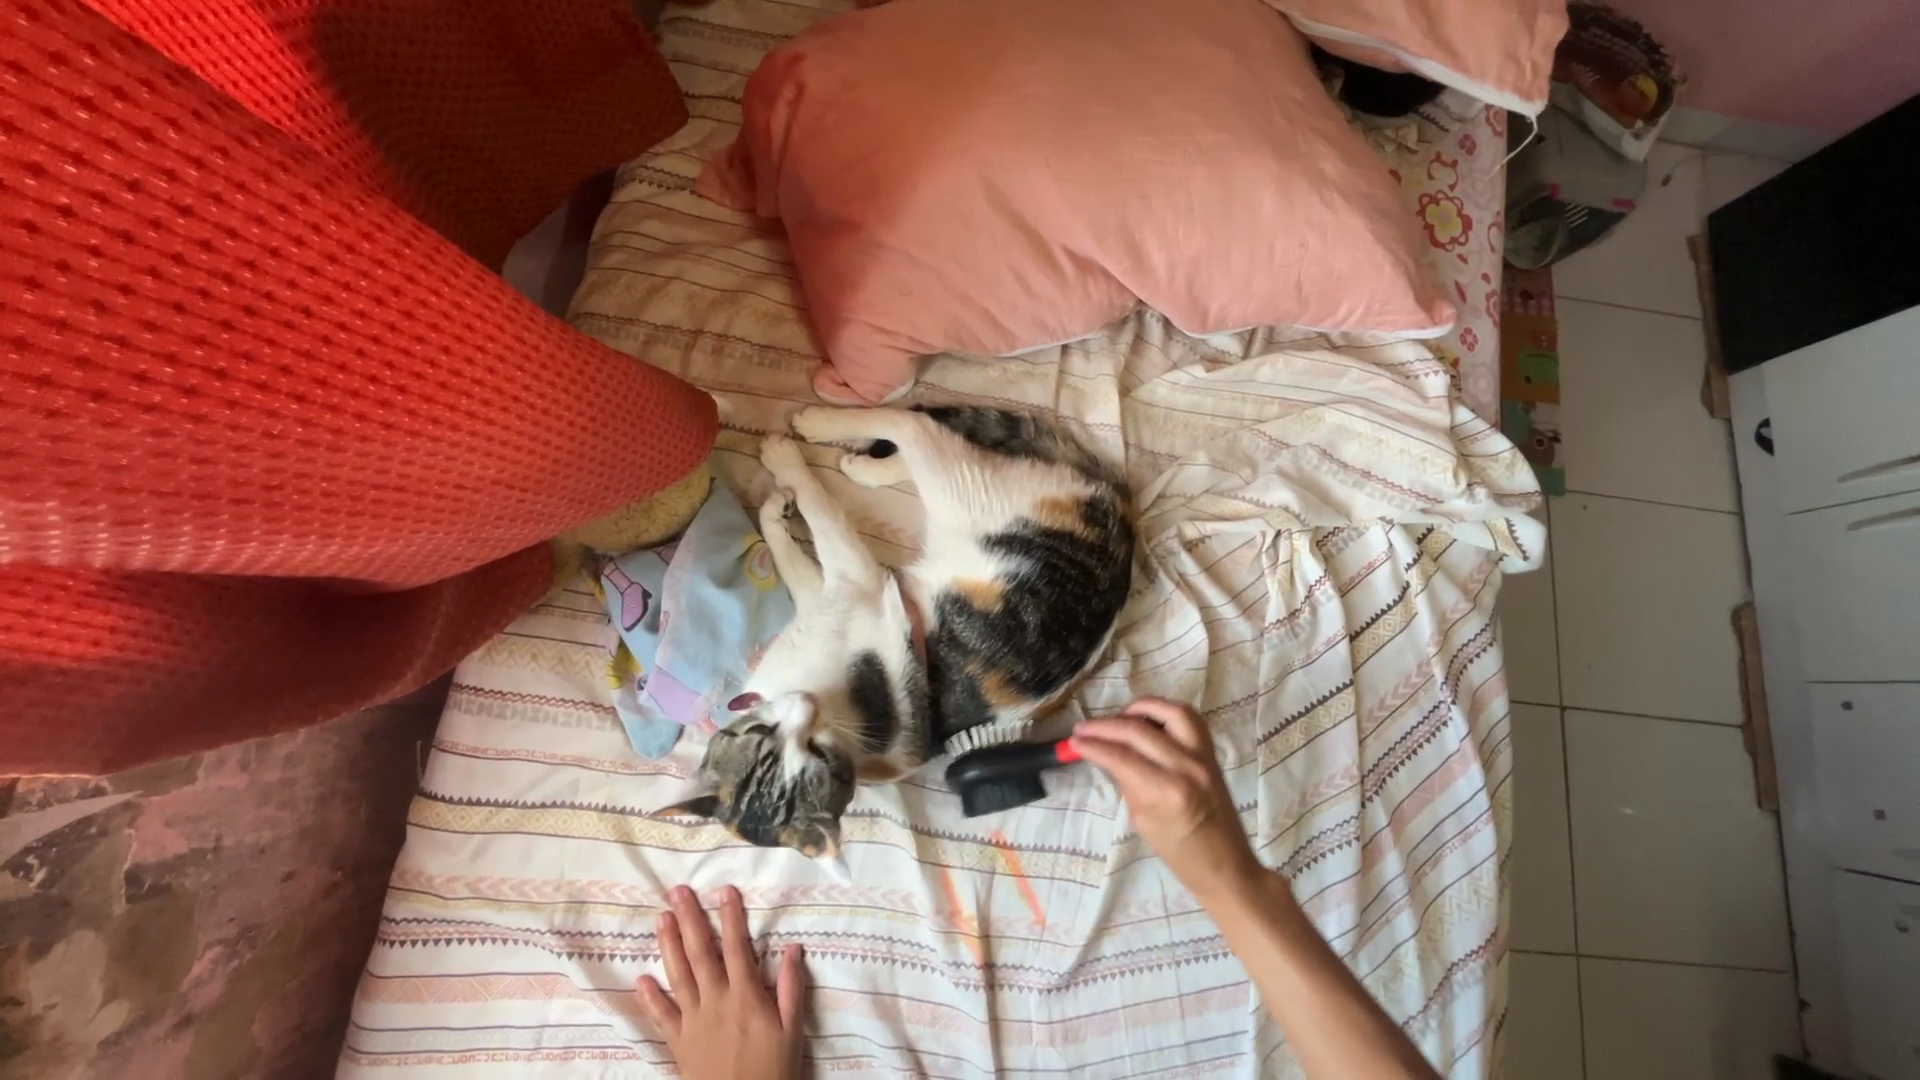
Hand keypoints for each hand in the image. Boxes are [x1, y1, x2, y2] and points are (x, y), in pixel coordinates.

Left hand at [637, 885, 807, 1079]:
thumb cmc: (773, 1071)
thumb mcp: (793, 1030)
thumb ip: (791, 988)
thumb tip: (792, 949)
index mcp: (746, 996)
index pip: (736, 947)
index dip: (730, 917)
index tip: (724, 890)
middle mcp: (716, 1002)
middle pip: (700, 953)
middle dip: (690, 920)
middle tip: (678, 892)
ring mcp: (694, 1022)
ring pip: (678, 976)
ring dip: (668, 945)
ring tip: (661, 918)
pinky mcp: (679, 1043)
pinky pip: (662, 1017)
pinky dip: (650, 998)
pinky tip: (641, 979)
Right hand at [1072, 698, 1266, 901]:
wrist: (1226, 865)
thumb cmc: (1179, 852)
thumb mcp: (1142, 820)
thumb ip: (1126, 781)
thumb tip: (1105, 754)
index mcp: (1167, 792)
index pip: (1120, 756)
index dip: (1093, 745)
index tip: (1073, 742)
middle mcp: (1186, 767)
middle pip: (1137, 731)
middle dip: (1105, 726)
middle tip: (1082, 729)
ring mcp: (1203, 756)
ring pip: (1169, 712)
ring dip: (1138, 708)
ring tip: (1117, 717)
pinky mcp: (1211, 752)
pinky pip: (1189, 718)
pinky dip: (1165, 710)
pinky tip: (1147, 717)